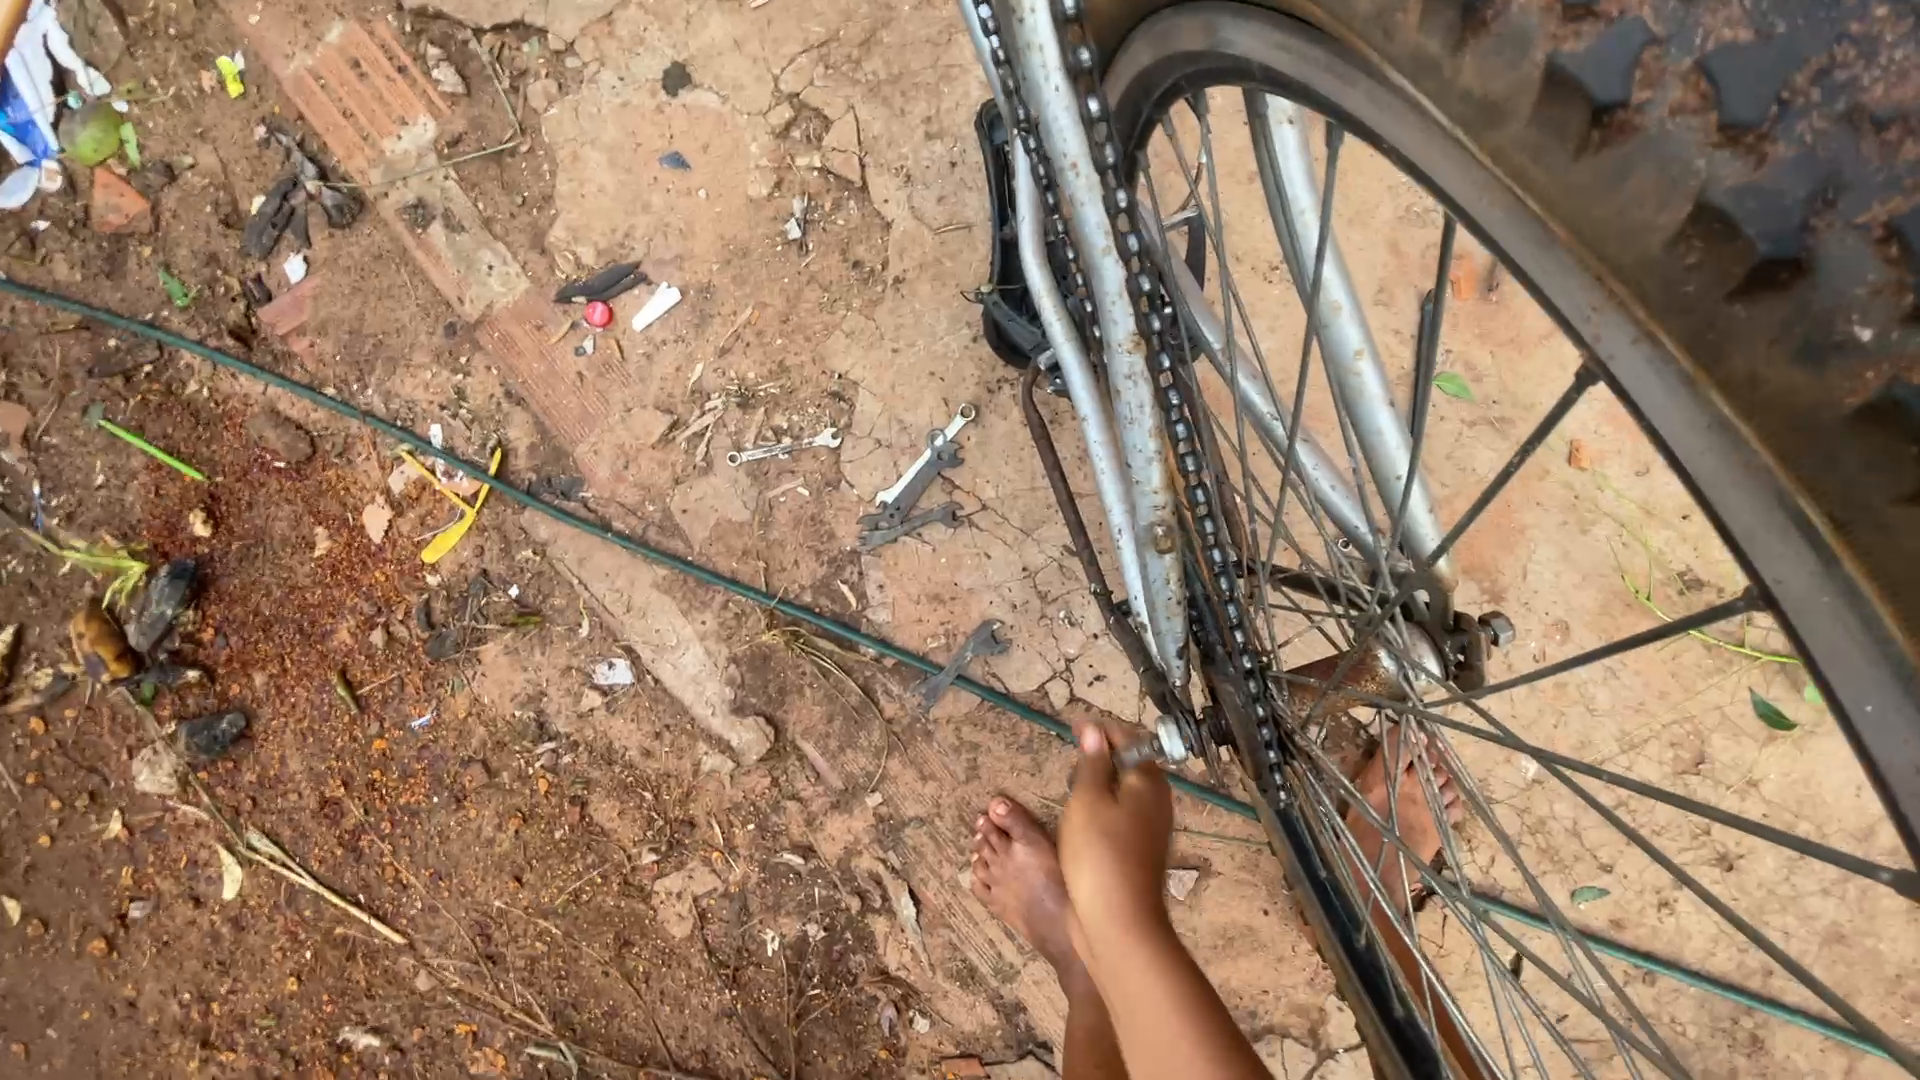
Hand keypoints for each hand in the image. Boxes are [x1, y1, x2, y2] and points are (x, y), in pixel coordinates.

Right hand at [1058, 718, 1173, 948]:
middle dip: (1102, 756)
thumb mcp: (1087, 800)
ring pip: (1126, 791)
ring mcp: (1152, 828)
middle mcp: (1157, 801)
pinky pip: (1123, 815)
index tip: (1073, 728)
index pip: (1127, 740)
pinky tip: (1083, 821)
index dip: (1100, 731)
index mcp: (1148, 781)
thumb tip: (1095, 730)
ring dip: (1101, 783)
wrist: (1118, 923)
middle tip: (1072, 760)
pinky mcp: (1141, 850)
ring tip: (1073, 788)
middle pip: (1130, 765)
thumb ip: (1091, 762)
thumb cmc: (1099, 854)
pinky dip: (1104, 808)